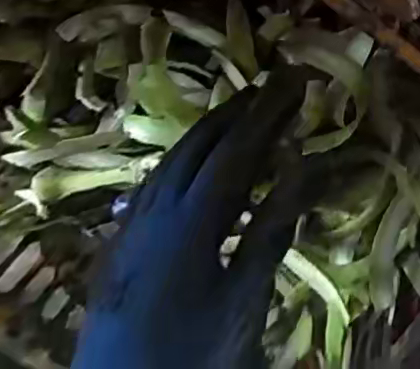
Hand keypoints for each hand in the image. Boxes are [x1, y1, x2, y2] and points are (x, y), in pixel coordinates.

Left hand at [75, 72, 327, 368]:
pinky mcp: (117, 254)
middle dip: (238, 111)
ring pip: (171, 162)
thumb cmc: (192, 361)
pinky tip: (194, 165)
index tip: (295, 80)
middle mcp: (152, 217)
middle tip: (272, 86)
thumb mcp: (243, 304)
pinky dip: (185, 160)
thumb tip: (302, 169)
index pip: (235, 150)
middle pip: (198, 146)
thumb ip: (270, 233)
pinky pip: (154, 186)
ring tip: (241, 112)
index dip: (267, 111)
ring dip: (209, 131)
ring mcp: (129, 234)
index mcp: (187, 226)